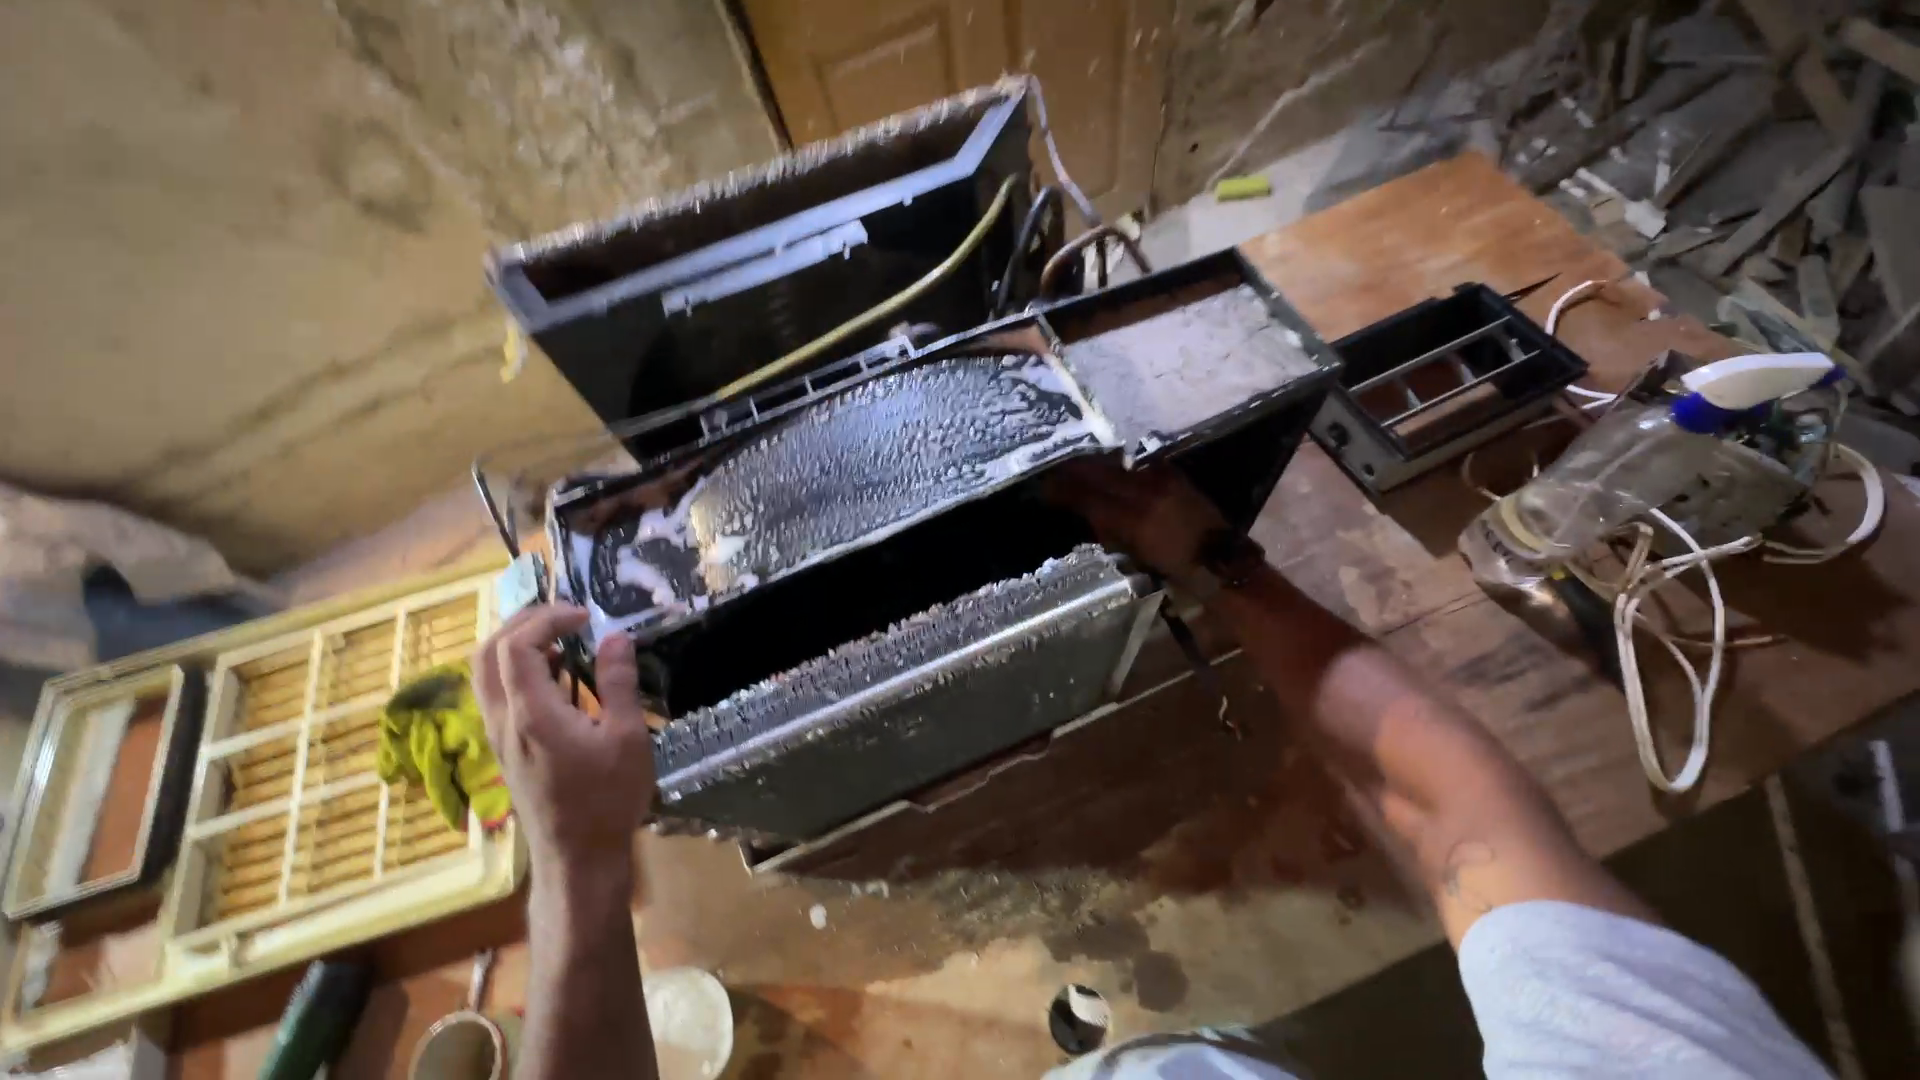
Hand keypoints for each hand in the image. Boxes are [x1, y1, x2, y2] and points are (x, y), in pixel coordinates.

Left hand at [471, 605, 655, 872]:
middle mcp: (502, 721)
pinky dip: (517, 668)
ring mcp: (498, 737)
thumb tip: (616, 637)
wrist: (578, 857)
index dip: (547, 619)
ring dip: (515, 644)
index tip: (585, 616)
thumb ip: (618, 683)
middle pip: (486, 653)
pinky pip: (496, 693)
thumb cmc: (607, 798)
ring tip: (559, 637)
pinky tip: (556, 675)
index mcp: (531, 715)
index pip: (516, 646)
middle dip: (522, 622)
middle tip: (564, 614)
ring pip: (484, 674)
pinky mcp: (504, 749)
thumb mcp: (627, 738)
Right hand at [1046, 459, 1226, 580]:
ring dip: (1093, 463)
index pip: (1088, 497)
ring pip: (1117, 464)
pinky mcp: (1173, 475)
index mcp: (1133, 520)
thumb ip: (1107, 531)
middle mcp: (1145, 493)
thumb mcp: (1134, 554)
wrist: (1221, 563)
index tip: (1043, 487)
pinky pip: (1136, 464)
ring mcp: (1161, 480)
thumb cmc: (1174, 569)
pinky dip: (1118, 465)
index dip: (1062, 490)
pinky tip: (1108, 465)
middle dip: (1073, 470)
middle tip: (1053, 470)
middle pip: (1099, 473)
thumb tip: (1084, 512)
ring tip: (1074, 464)